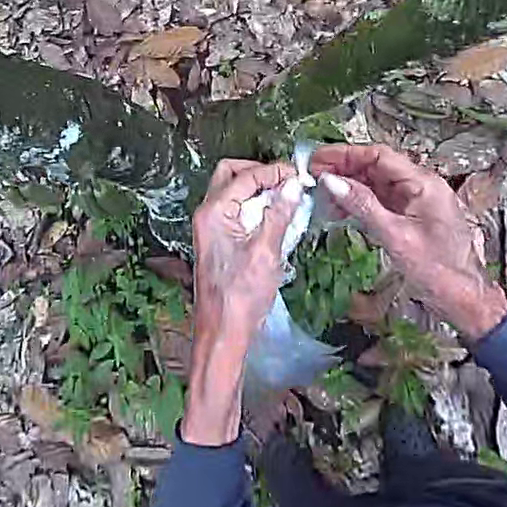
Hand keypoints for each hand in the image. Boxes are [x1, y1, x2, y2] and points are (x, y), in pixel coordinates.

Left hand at [183, 158, 300, 444]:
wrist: (222, 334)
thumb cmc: (240, 297)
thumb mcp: (266, 252)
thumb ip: (279, 214)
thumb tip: (293, 185)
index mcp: (213, 213)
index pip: (245, 176)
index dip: (274, 171)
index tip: (299, 174)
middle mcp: (207, 216)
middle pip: (231, 175)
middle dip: (260, 173)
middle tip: (288, 181)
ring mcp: (210, 229)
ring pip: (233, 193)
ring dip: (259, 190)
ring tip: (287, 197)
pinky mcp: (218, 242)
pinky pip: (235, 212)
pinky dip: (255, 208)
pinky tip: (277, 219)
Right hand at [310, 144, 506, 341]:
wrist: (465, 299)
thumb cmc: (436, 270)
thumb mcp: (395, 236)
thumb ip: (362, 205)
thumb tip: (331, 181)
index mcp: (423, 183)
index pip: (379, 155)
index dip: (345, 154)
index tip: (318, 160)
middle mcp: (421, 186)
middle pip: (376, 167)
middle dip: (343, 169)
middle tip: (312, 176)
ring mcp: (416, 201)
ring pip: (376, 184)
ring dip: (348, 187)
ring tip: (321, 195)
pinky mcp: (412, 216)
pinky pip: (381, 201)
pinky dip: (359, 203)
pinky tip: (339, 211)